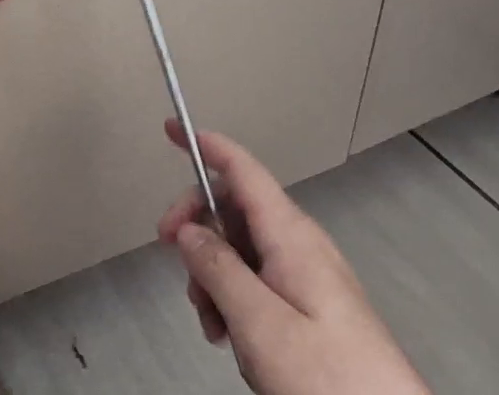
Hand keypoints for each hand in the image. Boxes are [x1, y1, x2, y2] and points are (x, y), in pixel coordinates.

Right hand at [157, 122, 430, 394]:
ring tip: (211, 323)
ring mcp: (308, 274)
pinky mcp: (312, 304)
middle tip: (171, 256)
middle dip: (198, 229)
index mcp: (291, 236)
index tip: (172, 129)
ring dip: (213, 274)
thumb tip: (190, 230)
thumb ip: (218, 269)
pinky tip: (230, 333)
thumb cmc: (328, 375)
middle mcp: (301, 244)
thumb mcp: (259, 322)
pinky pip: (258, 279)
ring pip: (242, 249)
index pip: (242, 169)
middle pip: (235, 209)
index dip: (205, 144)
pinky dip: (233, 296)